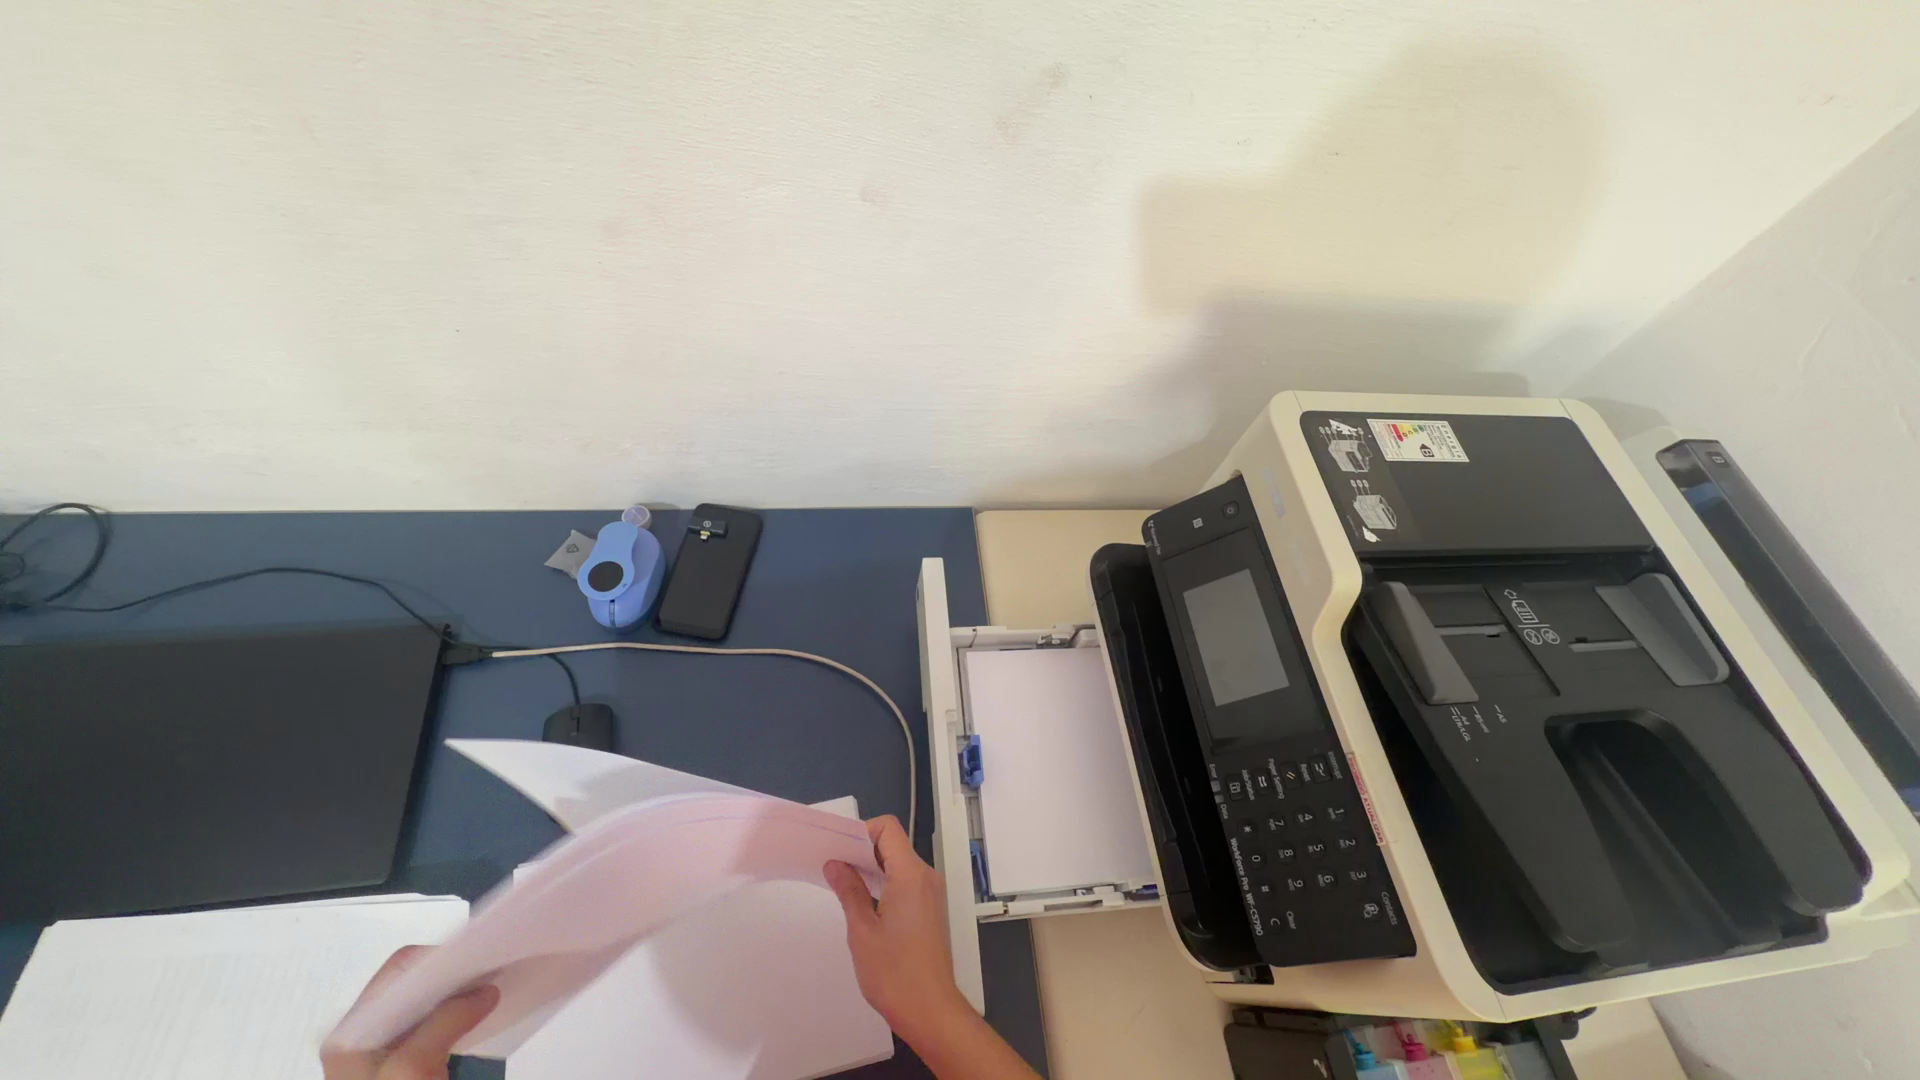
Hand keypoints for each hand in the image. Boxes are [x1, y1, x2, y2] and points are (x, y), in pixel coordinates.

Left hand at [321, 946, 499, 1079]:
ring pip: (430, 1003)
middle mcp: (365, 1034)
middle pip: (416, 983)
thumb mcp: (412, 1070)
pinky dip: (463, 1016)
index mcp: (352, 1031)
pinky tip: (482, 1020)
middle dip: (456, 975)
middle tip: (493, 975)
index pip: (400, 968)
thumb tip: (485, 990)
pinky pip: (438, 1025)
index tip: (481, 962)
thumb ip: (444, 1022)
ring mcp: (385, 1052)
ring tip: (493, 993)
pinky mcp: (408, 1066)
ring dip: (462, 994)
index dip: (442, 957)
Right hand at [823, 815, 970, 1039]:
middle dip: (863, 851)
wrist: (930, 1009)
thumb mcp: (862, 930)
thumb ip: (849, 891)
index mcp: (911, 874)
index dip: (862, 832)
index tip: (839, 850)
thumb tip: (835, 864)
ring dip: (873, 869)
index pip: (888, 829)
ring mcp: (932, 893)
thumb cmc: (894, 972)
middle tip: (834, 867)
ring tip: (845, 886)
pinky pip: (907, 882)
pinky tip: (865, 903)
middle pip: (894, 844)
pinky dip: (886, 883)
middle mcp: (926, 877)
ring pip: (900, 864)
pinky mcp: (931, 908)